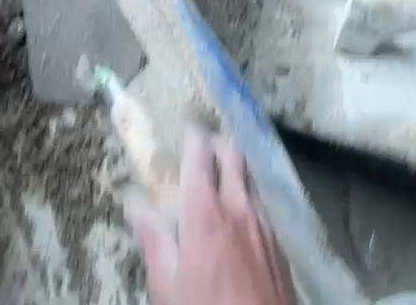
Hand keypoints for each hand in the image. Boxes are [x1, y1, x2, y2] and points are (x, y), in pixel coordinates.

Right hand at [126, 125, 293, 304]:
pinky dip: (248, 201)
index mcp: (205, 210)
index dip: (190, 134)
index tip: (181, 130)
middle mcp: (238, 207)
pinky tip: (238, 224)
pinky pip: (262, 207)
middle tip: (199, 153)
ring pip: (250, 179)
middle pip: (232, 154)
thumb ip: (152, 237)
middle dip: (216, 145)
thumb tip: (134, 199)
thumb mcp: (167, 284)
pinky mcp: (281, 246)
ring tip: (217, 187)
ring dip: (234, 172)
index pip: (199, 151)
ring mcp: (265, 225)